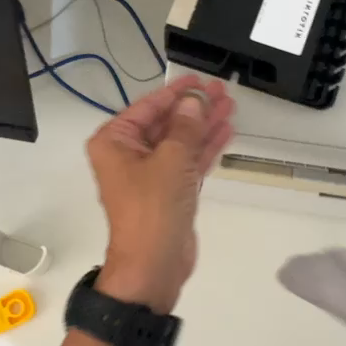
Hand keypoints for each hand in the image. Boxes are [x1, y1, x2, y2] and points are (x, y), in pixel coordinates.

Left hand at [85, 75, 235, 313]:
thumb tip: (195, 99)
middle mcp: (127, 154)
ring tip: (231, 106)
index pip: (147, 107)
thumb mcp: (171, 160)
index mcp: (114, 142)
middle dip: (194, 108)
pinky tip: (226, 131)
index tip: (200, 79)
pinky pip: (187, 161)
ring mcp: (149, 174)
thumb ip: (186, 125)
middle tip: (223, 91)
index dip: (176, 92)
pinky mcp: (168, 192)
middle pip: (165, 122)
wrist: (152, 266)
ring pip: (179, 141)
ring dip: (203, 125)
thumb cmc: (153, 208)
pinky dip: (205, 148)